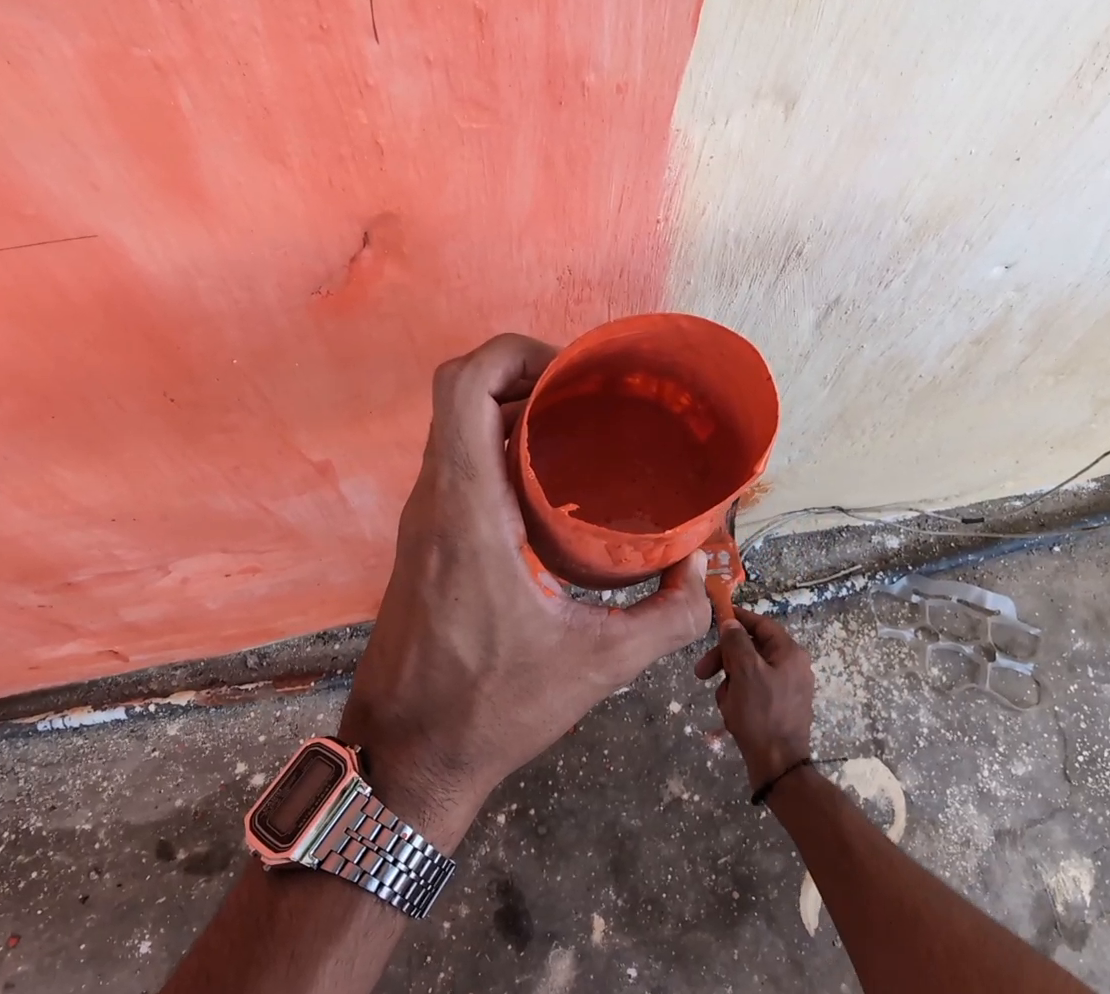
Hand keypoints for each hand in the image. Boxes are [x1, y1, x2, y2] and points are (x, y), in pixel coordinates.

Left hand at [338, 334, 712, 848]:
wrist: (408, 756)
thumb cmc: (493, 708)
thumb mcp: (599, 663)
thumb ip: (668, 617)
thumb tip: (701, 574)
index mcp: (467, 511)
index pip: (463, 387)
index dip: (514, 353)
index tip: (572, 374)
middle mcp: (434, 502)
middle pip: (460, 394)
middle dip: (525, 376)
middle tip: (590, 399)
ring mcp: (422, 521)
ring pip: (456, 429)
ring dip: (511, 412)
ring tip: (579, 432)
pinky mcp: (424, 542)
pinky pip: (457, 465)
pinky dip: (499, 450)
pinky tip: (551, 488)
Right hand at [695, 608, 814, 792]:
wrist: (777, 765)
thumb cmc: (761, 714)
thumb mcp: (744, 672)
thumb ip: (736, 642)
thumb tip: (731, 623)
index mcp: (790, 653)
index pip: (761, 624)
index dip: (738, 620)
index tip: (716, 618)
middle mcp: (792, 666)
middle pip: (751, 649)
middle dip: (726, 660)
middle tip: (701, 672)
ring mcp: (787, 688)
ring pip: (748, 672)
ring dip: (730, 683)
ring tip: (725, 703)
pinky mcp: (780, 708)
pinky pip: (754, 692)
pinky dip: (739, 699)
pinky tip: (733, 716)